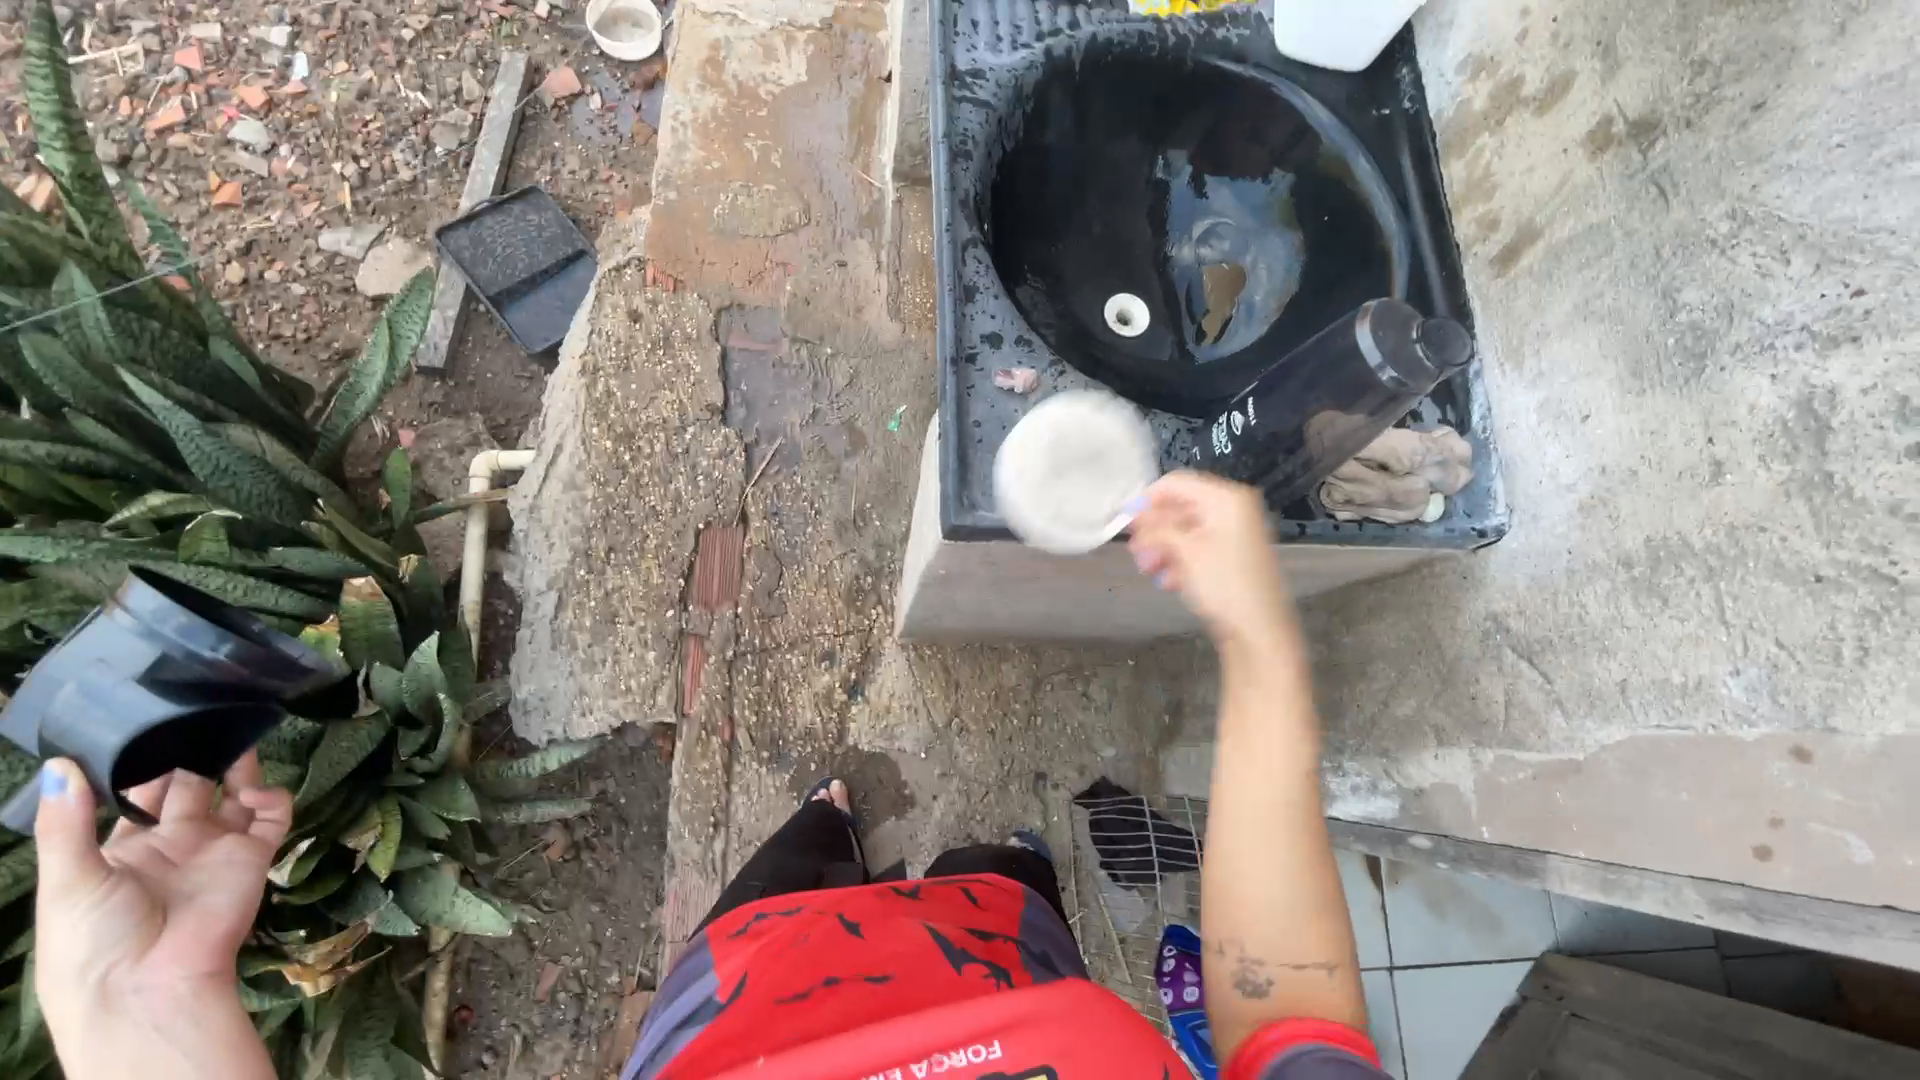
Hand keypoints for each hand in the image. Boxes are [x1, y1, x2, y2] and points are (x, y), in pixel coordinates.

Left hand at [34, 754, 286, 1079]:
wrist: (148, 980)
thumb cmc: (94, 935)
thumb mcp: (68, 879)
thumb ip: (68, 821)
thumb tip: (60, 762)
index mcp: (126, 848)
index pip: (140, 796)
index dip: (147, 766)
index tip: (153, 732)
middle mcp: (176, 841)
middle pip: (192, 787)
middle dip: (196, 757)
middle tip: (200, 725)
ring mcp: (218, 846)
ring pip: (237, 794)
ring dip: (238, 767)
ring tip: (235, 741)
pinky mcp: (255, 853)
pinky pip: (274, 814)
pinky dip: (271, 795)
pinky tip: (253, 790)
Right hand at [1128, 471, 1299, 655]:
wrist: (1259, 631)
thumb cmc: (1224, 585)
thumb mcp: (1185, 551)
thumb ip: (1157, 528)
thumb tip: (1133, 513)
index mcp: (1226, 499)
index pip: (1175, 484)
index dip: (1146, 500)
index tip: (1123, 522)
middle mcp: (1232, 510)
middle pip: (1180, 507)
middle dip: (1155, 529)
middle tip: (1135, 552)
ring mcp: (1233, 534)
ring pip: (1185, 530)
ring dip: (1163, 547)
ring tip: (1149, 570)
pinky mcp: (1231, 558)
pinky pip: (1197, 548)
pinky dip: (1179, 560)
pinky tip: (1169, 581)